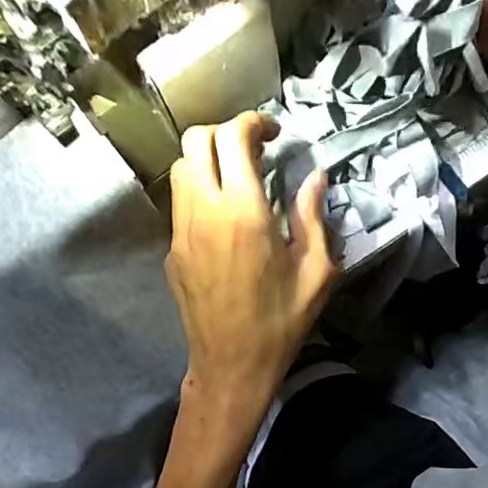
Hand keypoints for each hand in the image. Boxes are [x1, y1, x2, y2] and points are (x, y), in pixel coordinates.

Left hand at [166, 112, 335, 421]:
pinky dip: (199, 190)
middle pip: (196, 141)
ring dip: (208, 160)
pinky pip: (179, 202)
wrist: (232, 365)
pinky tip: (223, 215)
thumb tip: (314, 178)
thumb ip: (314, 218)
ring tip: (237, 178)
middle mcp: (204, 212)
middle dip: (225, 133)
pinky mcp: (172, 251)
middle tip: (255, 150)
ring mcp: (181, 231)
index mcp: (244, 212)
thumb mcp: (316, 273)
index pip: (232, 138)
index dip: (253, 122)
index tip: (274, 133)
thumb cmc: (282, 322)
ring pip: (180, 168)